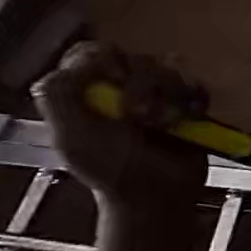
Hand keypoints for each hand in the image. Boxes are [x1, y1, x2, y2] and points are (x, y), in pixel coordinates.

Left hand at [31, 41, 208, 220]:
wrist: (156, 198)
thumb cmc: (111, 172)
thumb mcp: (70, 137)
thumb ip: (57, 94)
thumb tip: (82, 61)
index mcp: (88, 89)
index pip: (92, 52)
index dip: (103, 59)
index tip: (114, 80)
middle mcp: (122, 85)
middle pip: (134, 57)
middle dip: (140, 85)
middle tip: (138, 116)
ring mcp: (156, 92)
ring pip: (166, 67)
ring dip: (165, 96)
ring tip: (162, 125)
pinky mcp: (185, 101)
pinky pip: (193, 83)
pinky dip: (188, 101)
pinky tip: (181, 121)